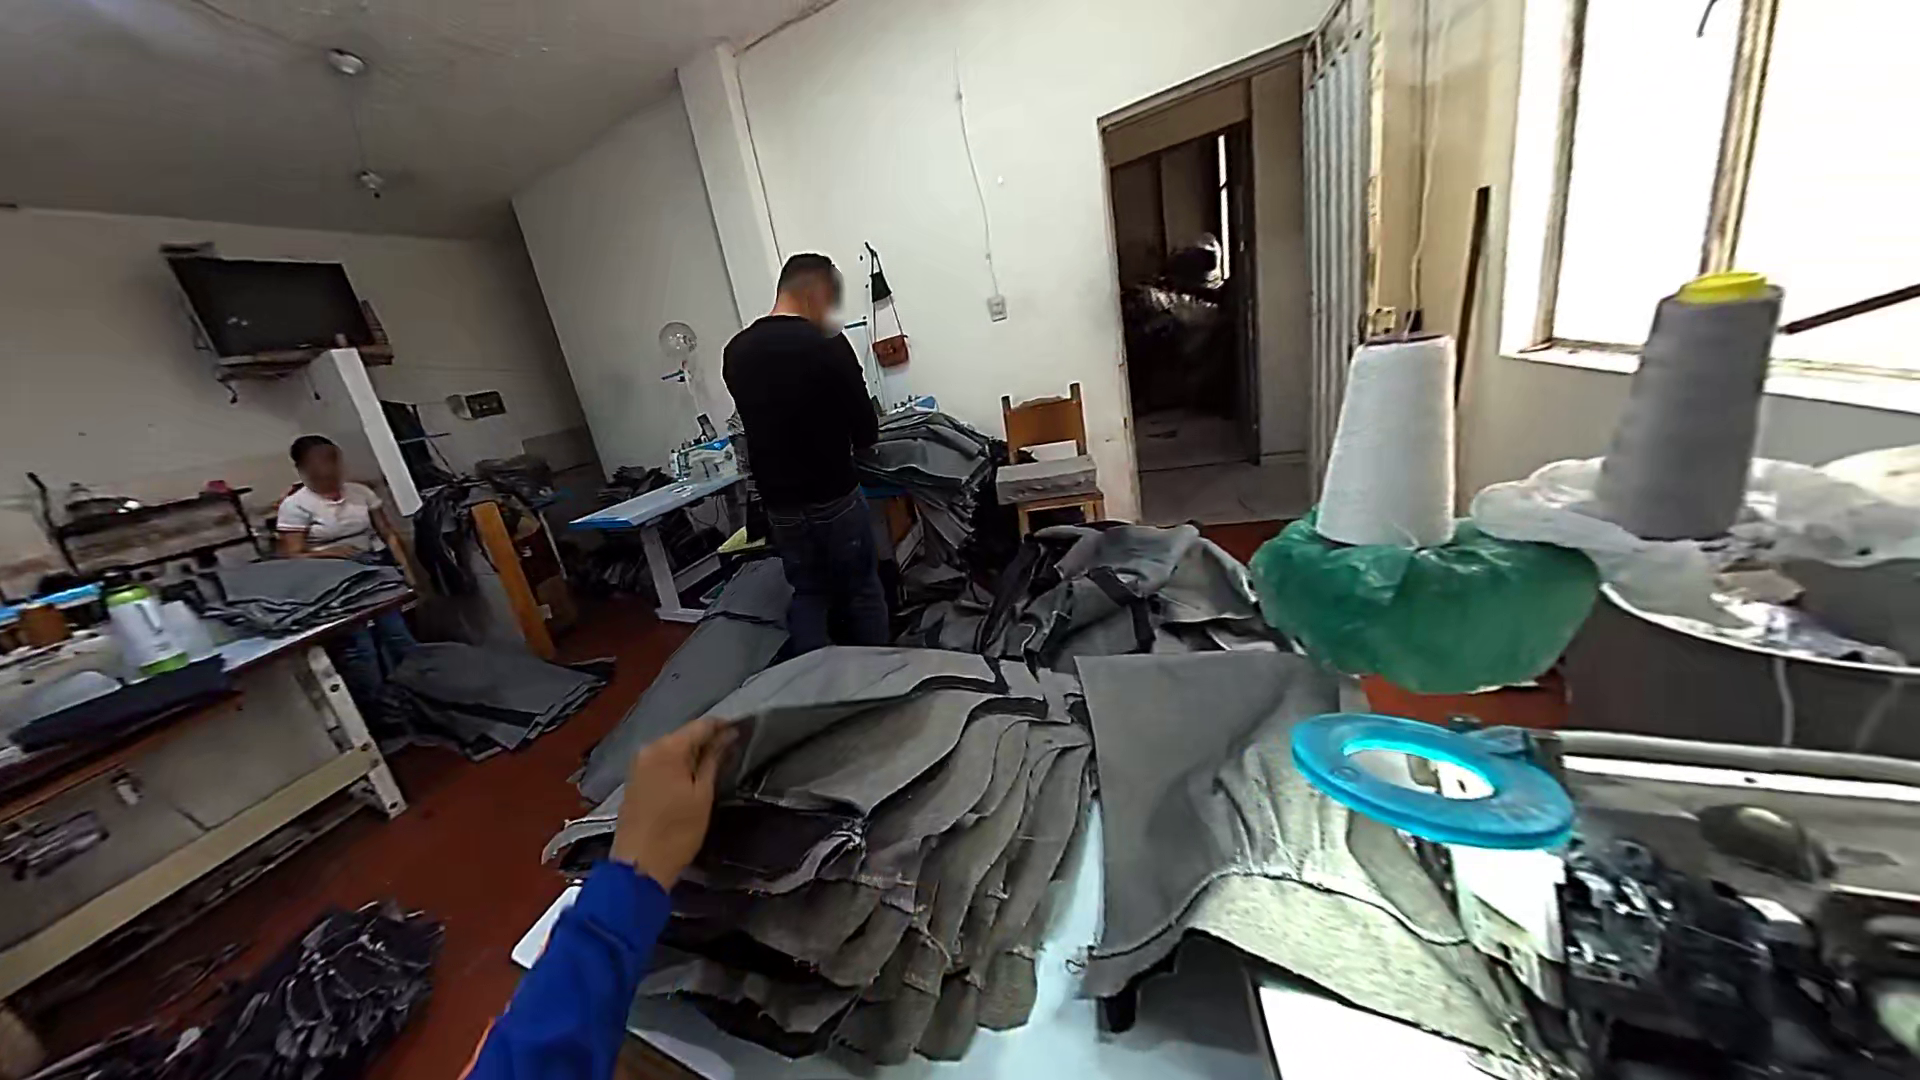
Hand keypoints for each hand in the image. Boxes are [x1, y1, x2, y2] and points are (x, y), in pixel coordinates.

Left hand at [610, 716, 737, 888]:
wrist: (638, 868)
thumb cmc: (678, 830)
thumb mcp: (703, 793)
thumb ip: (714, 759)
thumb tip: (728, 735)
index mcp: (668, 749)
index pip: (702, 725)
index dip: (724, 726)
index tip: (742, 732)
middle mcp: (649, 750)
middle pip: (685, 734)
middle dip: (709, 739)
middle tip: (732, 749)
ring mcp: (639, 764)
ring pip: (673, 748)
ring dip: (694, 752)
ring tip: (717, 762)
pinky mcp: (634, 779)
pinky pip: (662, 761)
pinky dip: (679, 763)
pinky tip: (693, 774)